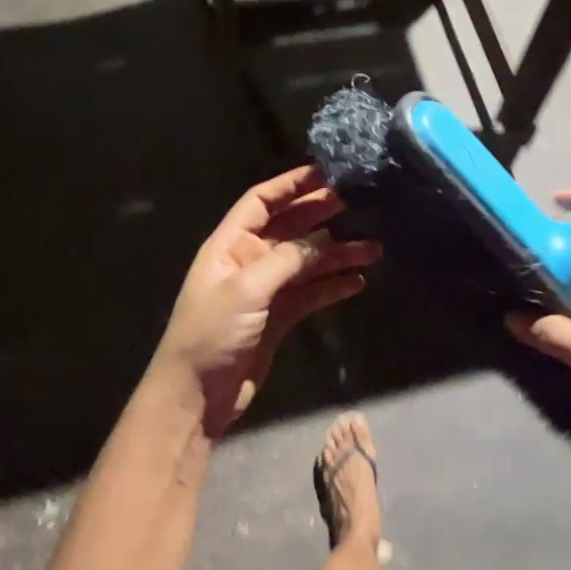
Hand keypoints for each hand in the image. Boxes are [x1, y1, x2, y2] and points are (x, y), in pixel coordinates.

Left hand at [153, 165, 379, 437]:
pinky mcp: (278, 318)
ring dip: (337, 254)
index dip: (292, 185)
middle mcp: (247, 261)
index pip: (262, 202)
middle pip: (290, 229)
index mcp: (229, 245)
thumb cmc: (211, 335)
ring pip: (306, 262)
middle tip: (361, 205)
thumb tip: (325, 238)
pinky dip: (333, 285)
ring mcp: (264, 291)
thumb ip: (288, 260)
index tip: (327, 172)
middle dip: (323, 216)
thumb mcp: (247, 289)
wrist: (196, 397)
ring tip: (374, 249)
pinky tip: (358, 281)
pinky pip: (311, 293)